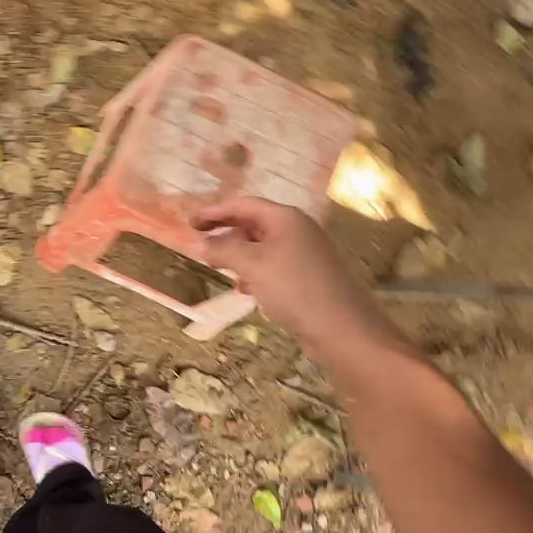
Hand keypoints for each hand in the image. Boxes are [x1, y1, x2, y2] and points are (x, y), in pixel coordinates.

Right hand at [193, 197, 405, 360]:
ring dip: (239, 255)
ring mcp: (304, 254)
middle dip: (226, 233)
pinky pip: (272, 267)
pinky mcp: (306, 277)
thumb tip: (202, 244)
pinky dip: (254, 273)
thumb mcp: (253, 265)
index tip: (190, 222)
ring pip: (262, 247)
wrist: (342, 328)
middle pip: (253, 223)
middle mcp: (296, 230)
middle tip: (200, 243)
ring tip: (219, 268)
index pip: (244, 205)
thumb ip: (224, 250)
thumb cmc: (295, 288)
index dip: (215, 211)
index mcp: (285, 218)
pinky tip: (245, 289)